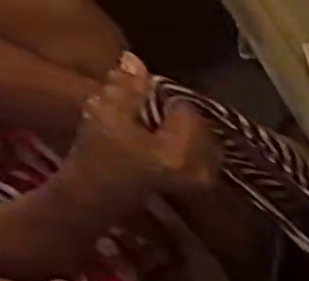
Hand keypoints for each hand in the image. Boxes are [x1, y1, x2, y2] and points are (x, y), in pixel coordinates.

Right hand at [63, 52, 220, 200]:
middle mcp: (203, 170)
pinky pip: (208, 155)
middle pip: (204, 128)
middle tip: (155, 109)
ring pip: (208, 142)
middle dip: (183, 115)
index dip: (170, 99)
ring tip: (160, 124)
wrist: (103, 192)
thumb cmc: (99, 153)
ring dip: (189, 129)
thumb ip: (125, 90)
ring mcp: (208, 180)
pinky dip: (193, 143)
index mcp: (179, 154)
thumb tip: (136, 61)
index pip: (190, 114)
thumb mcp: (106, 115)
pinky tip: (170, 140)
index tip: (150, 96)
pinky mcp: (206, 184)